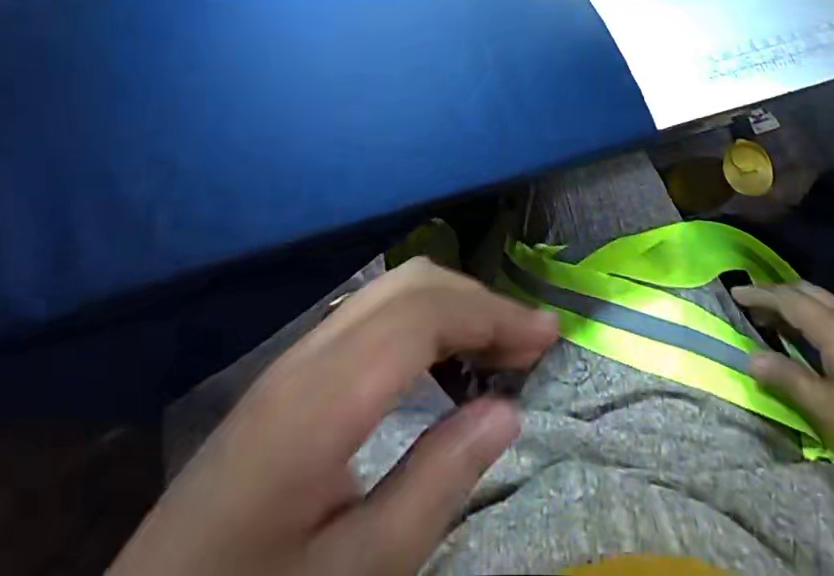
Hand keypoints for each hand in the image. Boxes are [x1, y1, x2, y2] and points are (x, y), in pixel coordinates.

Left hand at [110, 259, 559, 575]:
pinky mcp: (284, 383)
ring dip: (454, 307)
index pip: (425, 315)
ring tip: (497, 353)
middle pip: (411, 285)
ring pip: (390, 293)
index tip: (550, 339)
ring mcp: (289, 366)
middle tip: (529, 348)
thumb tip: (507, 409)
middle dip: (481, 302)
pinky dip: (425, 322)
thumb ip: (438, 484)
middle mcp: (305, 361)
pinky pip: (371, 319)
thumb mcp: (359, 570)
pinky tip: (441, 367)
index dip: (497, 315)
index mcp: (321, 400)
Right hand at [734, 282, 833, 575]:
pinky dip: (820, 318)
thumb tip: (751, 356)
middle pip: (811, 293)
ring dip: (801, 304)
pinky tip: (818, 341)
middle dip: (779, 293)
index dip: (759, 294)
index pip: (788, 299)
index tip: (734, 290)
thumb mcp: (827, 408)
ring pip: (829, 304)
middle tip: (753, 302)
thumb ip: (788, 379)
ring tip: (779, 318)